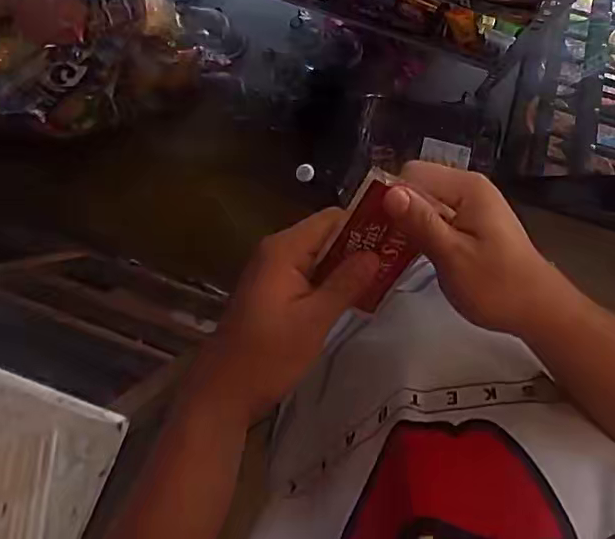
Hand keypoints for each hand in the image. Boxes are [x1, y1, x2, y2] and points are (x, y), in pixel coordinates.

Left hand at [186, 208, 380, 423]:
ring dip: (347, 263)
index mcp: (284, 248)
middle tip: (394, 257)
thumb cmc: (266, 357)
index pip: (332, 218)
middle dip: (359, 244)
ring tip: (383, 273)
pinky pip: (309, 270)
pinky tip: (354, 293)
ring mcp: (273, 269)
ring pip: (320, 253)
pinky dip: (331, 278)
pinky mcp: (273, 288)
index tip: (393, 236)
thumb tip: (376, 254)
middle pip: (327, 233)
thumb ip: (346, 283)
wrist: (219, 396)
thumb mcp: (313, 321)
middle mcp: (277, 249)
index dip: (364, 223)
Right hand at [383, 162, 580, 338]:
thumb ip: (421, 222)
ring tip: (390, 251)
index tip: (375, 227)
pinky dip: (425, 231)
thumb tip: (389, 192)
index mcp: (466, 187)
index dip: (392, 196)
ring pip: (427, 202)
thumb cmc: (497, 285)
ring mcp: (473, 204)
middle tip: (380, 243)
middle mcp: (469, 187)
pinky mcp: (473, 222)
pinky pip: (439, 216)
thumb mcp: (453, 256)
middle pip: (419, 184)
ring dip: (410, 223)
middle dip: (399, 209)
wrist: (539, 309)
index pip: (413, 173)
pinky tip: (413, 254)